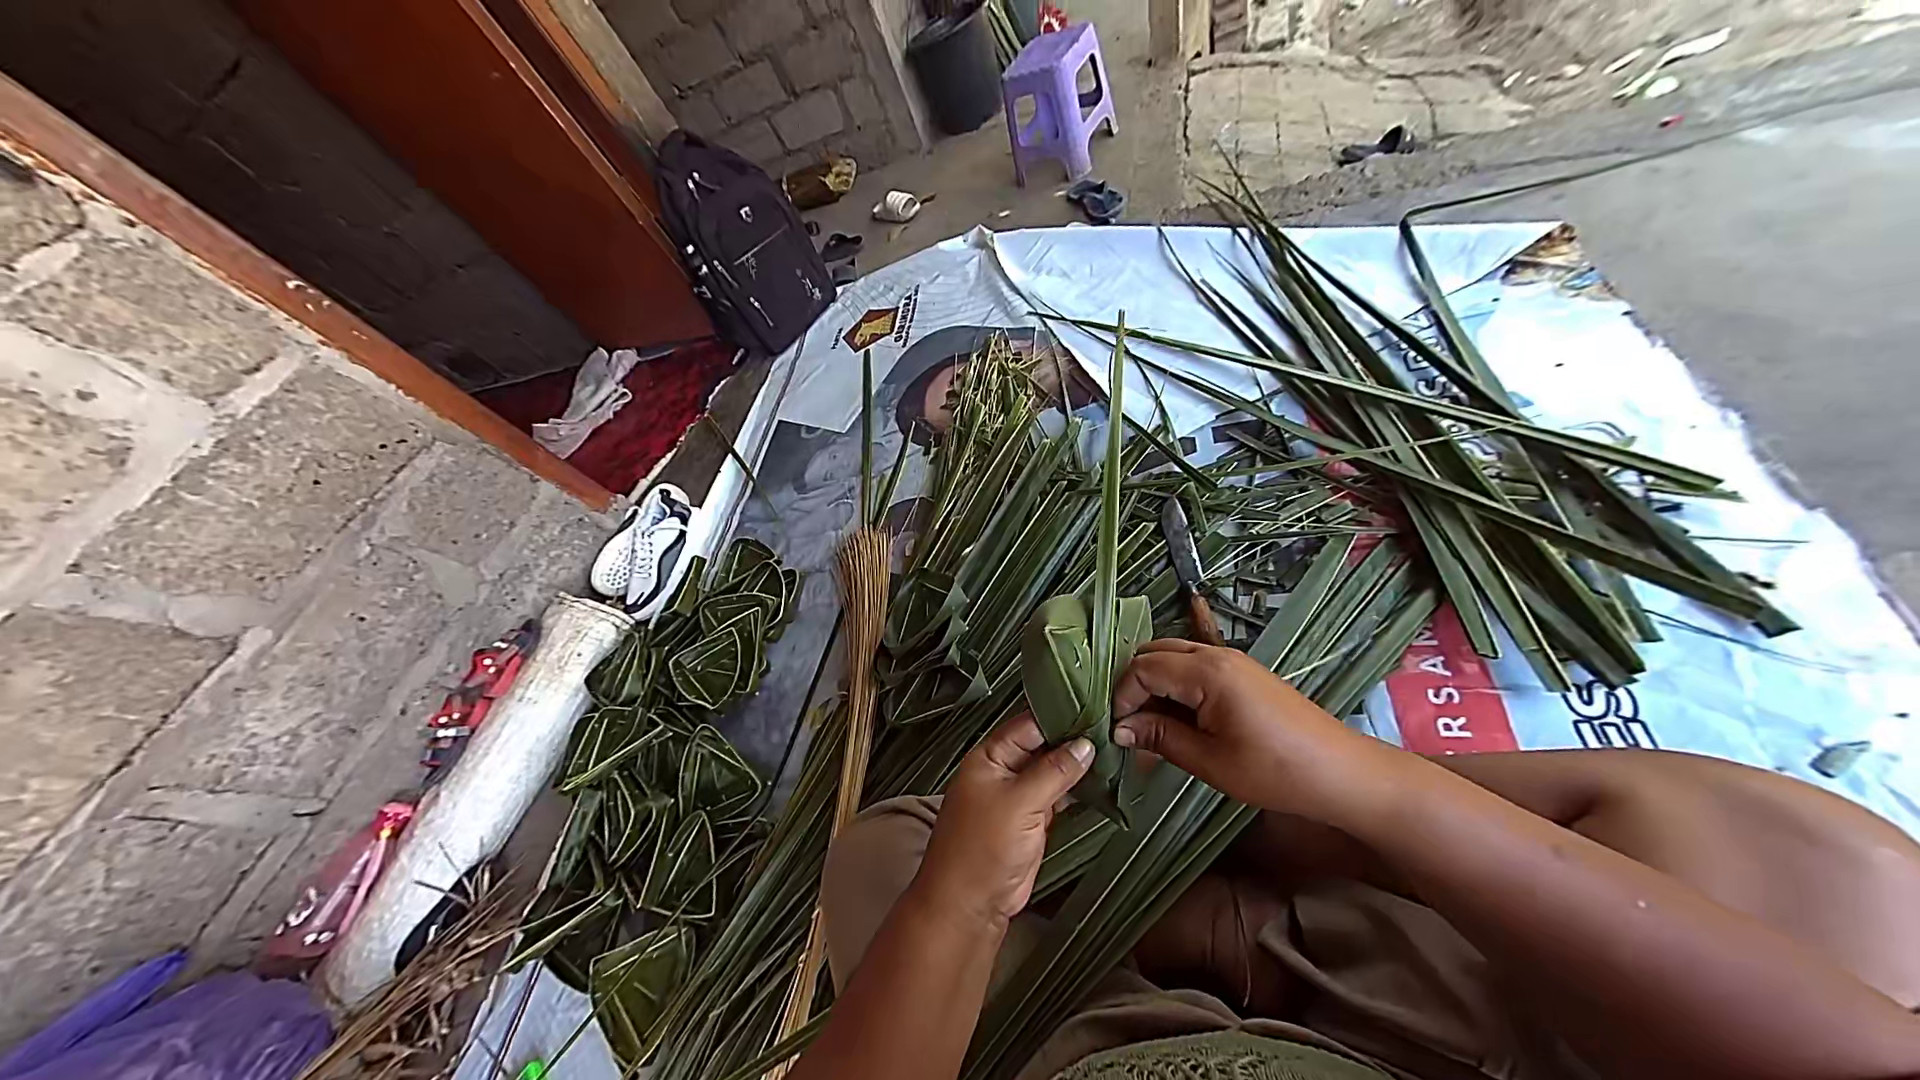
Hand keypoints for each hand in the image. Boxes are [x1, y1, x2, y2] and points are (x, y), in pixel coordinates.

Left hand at [913, 714, 1093, 927]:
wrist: (971, 905)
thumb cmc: (982, 849)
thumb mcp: (1019, 803)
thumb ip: (1053, 771)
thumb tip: (1085, 744)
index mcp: (989, 756)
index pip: (1028, 724)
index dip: (1059, 716)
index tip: (1094, 709)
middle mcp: (1003, 770)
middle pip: (1042, 745)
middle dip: (1072, 739)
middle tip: (1111, 728)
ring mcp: (1018, 794)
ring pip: (1052, 769)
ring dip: (1077, 764)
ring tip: (1112, 749)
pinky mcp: (1032, 817)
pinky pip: (1057, 793)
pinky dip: (1076, 788)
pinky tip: (1100, 779)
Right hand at [1111, 640, 1410, 821]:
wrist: (1342, 774)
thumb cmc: (1274, 771)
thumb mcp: (1209, 761)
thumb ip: (1159, 737)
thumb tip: (1119, 729)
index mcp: (1206, 671)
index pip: (1142, 668)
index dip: (1123, 697)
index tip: (1120, 733)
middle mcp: (1216, 654)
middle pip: (1153, 652)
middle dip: (1133, 685)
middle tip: (1131, 726)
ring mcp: (1232, 659)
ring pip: (1173, 655)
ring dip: (1154, 683)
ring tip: (1152, 725)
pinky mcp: (1243, 672)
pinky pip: (1194, 665)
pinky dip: (1175, 684)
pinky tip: (1178, 718)